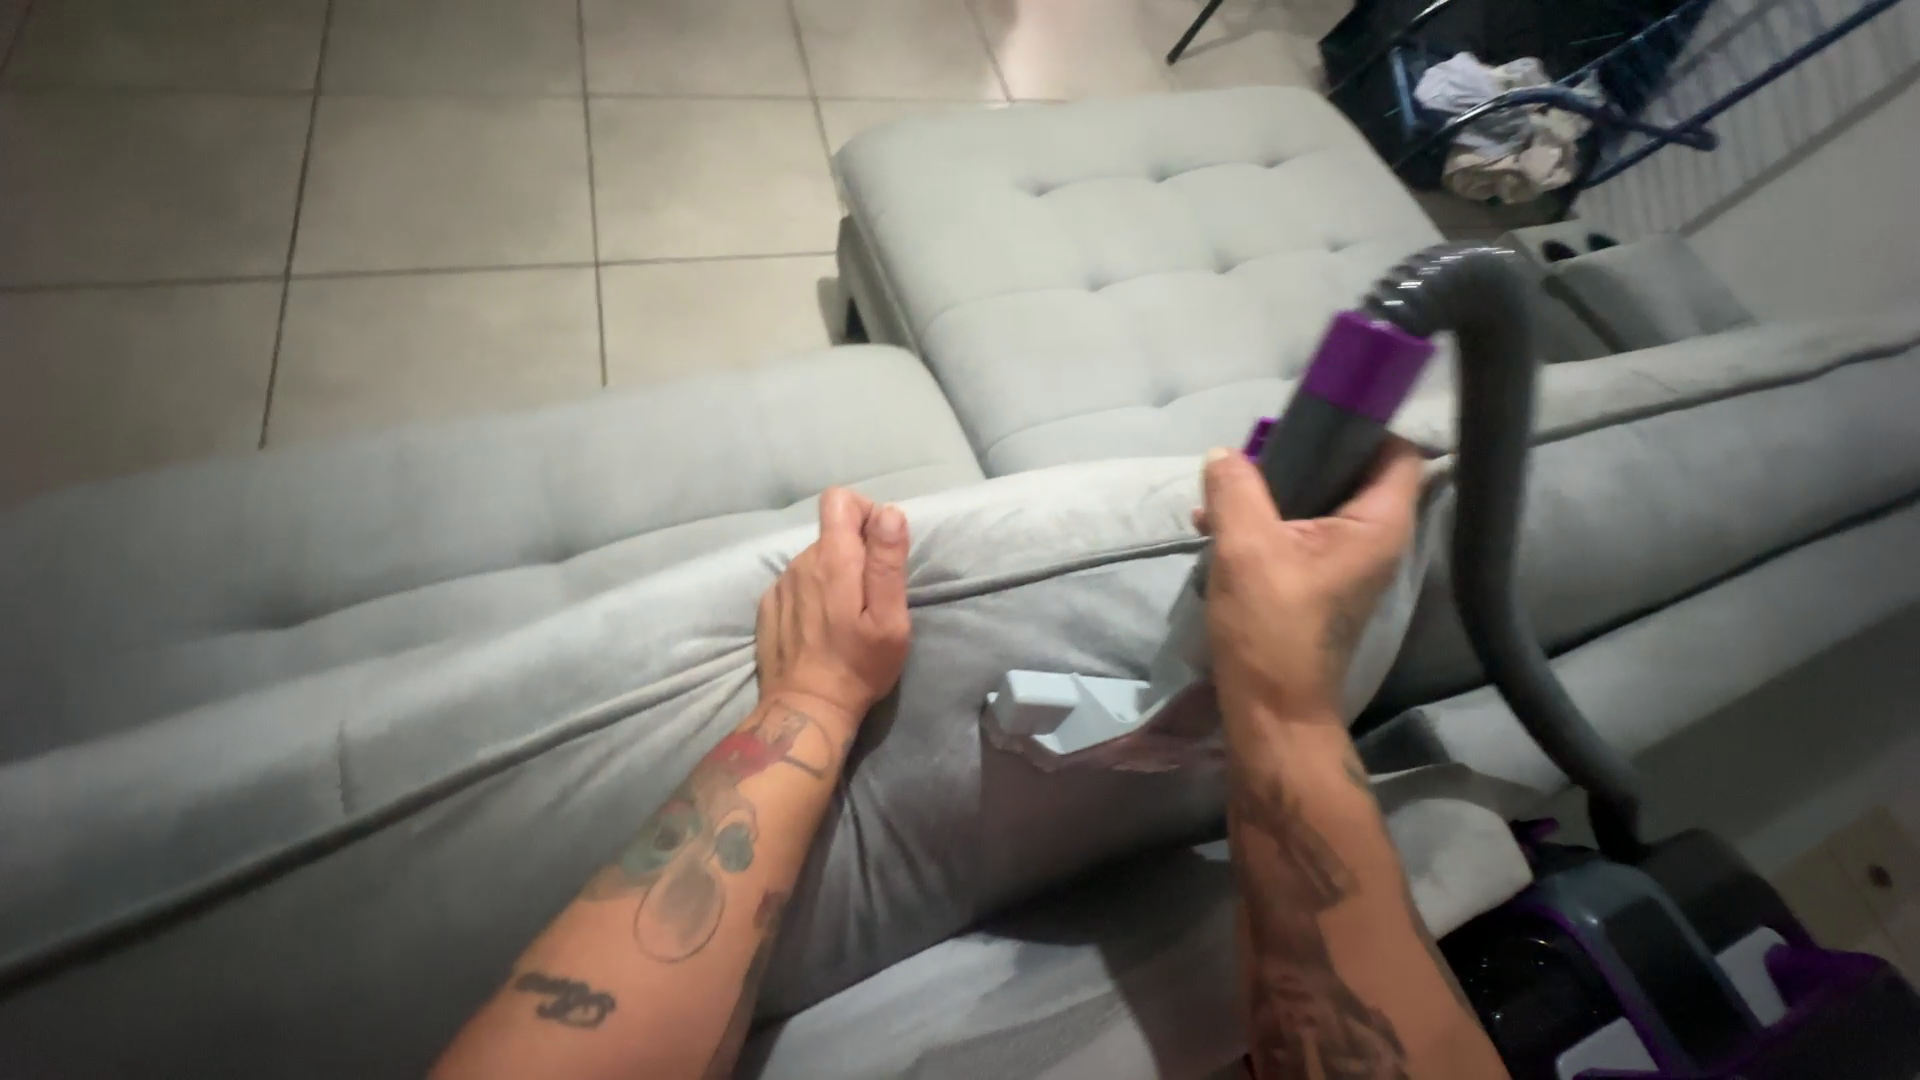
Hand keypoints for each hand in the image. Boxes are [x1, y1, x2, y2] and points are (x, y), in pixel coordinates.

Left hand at [755, 488, 911, 726]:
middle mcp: (800, 562)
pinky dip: (813, 595)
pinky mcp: (768, 607)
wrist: (806, 709)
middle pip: (831, 533)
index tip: (881, 548)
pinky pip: (797, 584)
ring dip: (834, 577)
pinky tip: (821, 628)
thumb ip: (887, 561)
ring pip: (814, 561)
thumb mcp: (889, 617)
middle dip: (855, 553)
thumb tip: (888, 511)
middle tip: (871, 597)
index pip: (839, 500)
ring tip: (846, 617)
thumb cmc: (859, 665)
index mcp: (833, 558)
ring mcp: (780, 585)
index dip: (864, 512)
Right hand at [1198, 440, 1422, 731]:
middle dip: (1301, 456)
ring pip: (1317, 502)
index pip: (1397, 452)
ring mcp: (1345, 563)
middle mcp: (1373, 540)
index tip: (1311, 414)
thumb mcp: (1245, 549)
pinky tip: (1216, 527)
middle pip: (1351, 472)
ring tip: (1223, 494)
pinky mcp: (1317, 581)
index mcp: (1377, 525)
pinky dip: (1264, 522)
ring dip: (1273, 491)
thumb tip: (1222, 455)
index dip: (1362, 425)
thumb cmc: (1270, 627)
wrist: (1270, 707)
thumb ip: (1234, 491)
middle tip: (1255, 451)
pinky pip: (1297, 532)